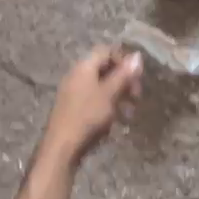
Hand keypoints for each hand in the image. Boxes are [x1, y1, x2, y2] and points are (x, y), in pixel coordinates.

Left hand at [40, 45, 143, 166]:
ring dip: (117, 95)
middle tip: (136, 96)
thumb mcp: (110, 94)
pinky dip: (106, 104)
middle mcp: (76, 74)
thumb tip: (137, 55)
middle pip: (104, 68)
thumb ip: (124, 74)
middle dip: (122, 80)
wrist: (61, 147)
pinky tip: (114, 120)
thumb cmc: (88, 116)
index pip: (107, 51)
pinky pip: (92, 98)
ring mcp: (72, 91)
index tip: (136, 78)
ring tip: (128, 113)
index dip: (123, 60)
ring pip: (100, 85)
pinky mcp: (72, 107)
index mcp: (84, 66)